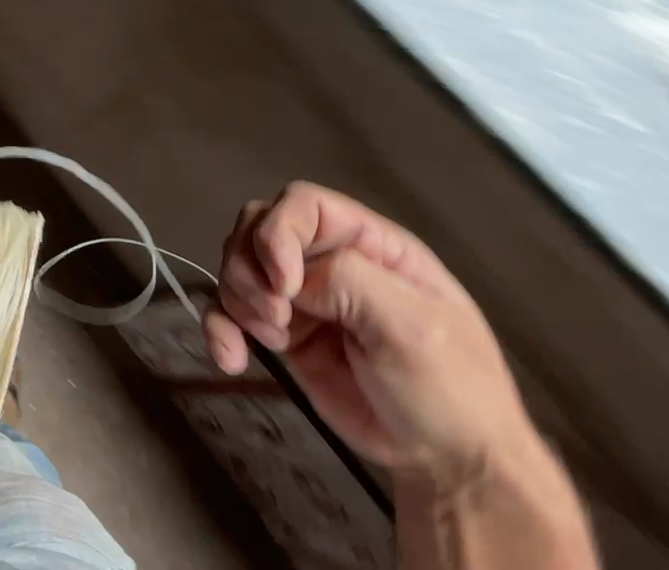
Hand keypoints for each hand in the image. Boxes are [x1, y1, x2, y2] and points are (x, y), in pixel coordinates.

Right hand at [204, 182, 536, 488]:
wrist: (448, 464)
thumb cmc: (451, 390)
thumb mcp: (414, 327)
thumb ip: (348, 280)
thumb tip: (286, 279)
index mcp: (370, 245)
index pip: (302, 205)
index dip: (278, 232)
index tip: (284, 286)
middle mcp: (329, 261)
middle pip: (256, 229)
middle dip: (250, 269)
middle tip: (275, 318)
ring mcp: (301, 298)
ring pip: (237, 269)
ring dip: (238, 302)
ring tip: (272, 343)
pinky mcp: (280, 334)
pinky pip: (228, 313)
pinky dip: (218, 330)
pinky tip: (231, 359)